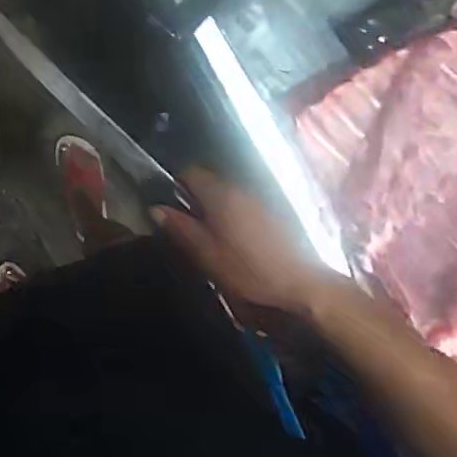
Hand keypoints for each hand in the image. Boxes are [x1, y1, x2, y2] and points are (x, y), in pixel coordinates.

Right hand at [153, 168, 348, 315]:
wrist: (300, 284)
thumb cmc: (247, 270)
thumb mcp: (207, 254)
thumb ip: (181, 229)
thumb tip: (156, 208)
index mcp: (220, 195)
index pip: (191, 172)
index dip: (176, 185)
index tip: (169, 207)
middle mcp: (240, 189)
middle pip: (209, 182)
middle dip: (194, 198)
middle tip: (185, 226)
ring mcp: (258, 199)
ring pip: (226, 194)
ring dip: (213, 208)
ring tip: (206, 235)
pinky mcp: (272, 213)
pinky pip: (242, 204)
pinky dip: (231, 216)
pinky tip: (231, 240)